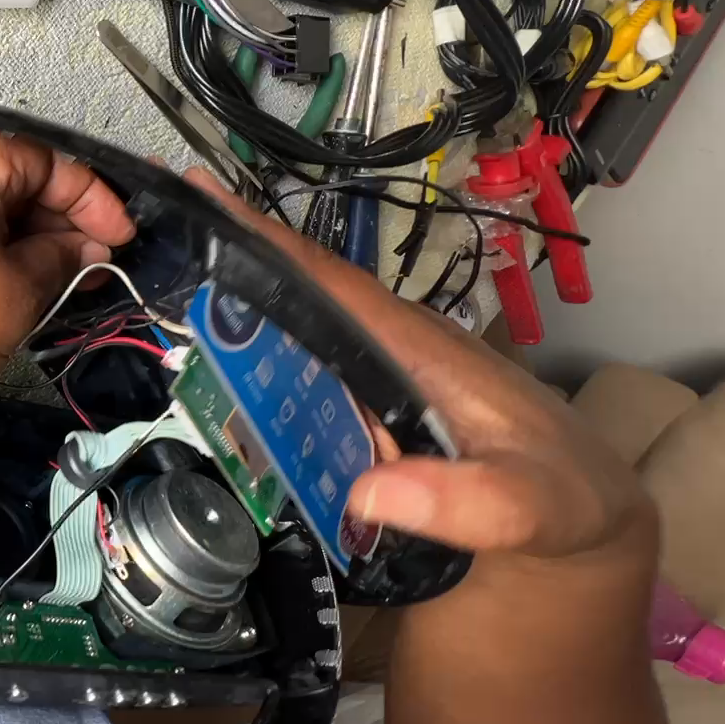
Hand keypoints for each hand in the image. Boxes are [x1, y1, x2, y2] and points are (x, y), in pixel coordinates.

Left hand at [0, 134, 136, 430]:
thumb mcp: (16, 291)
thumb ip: (60, 257)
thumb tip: (86, 246)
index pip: (39, 160)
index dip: (88, 196)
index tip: (119, 238)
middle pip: (7, 183)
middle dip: (58, 222)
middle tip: (95, 266)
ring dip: (26, 244)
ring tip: (62, 284)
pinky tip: (14, 291)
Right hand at [180, 168, 654, 568]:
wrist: (571, 524)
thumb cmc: (560, 501)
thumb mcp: (540, 509)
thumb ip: (476, 502)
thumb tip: (369, 488)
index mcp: (415, 343)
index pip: (330, 281)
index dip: (267, 241)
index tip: (204, 199)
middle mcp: (379, 342)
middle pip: (290, 289)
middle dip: (222, 252)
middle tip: (152, 229)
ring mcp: (360, 368)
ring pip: (280, 324)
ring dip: (219, 300)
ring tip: (158, 275)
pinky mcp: (349, 394)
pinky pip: (283, 365)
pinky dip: (239, 351)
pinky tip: (201, 351)